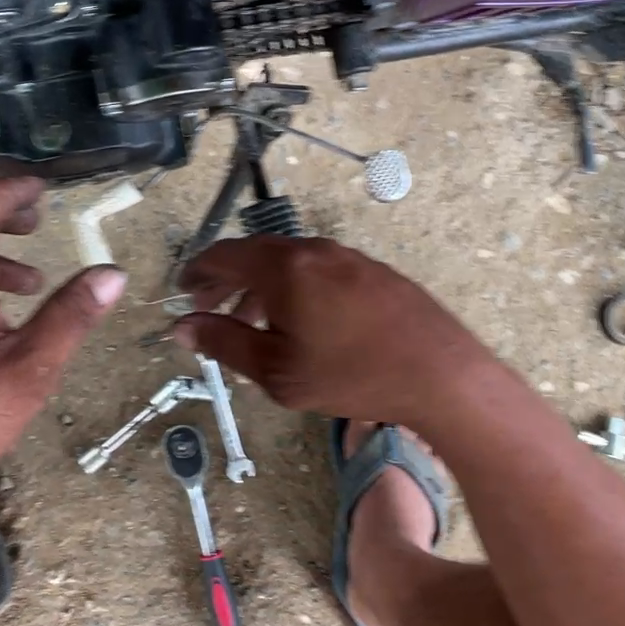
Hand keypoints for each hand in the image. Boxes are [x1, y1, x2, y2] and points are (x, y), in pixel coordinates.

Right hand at [173, 236, 493, 426]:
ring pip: (288, 262)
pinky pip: (317, 269)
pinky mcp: (373, 271)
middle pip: (255, 254)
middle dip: (226, 280)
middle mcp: (313, 250)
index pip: (223, 255)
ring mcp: (348, 257)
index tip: (183, 292)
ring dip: (260, 286)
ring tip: (252, 321)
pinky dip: (293, 287)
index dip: (196, 272)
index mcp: (284, 267)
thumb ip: (224, 344)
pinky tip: (300, 321)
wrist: (442, 374)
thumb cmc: (352, 375)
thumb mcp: (277, 371)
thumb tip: (182, 328)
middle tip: (209, 308)